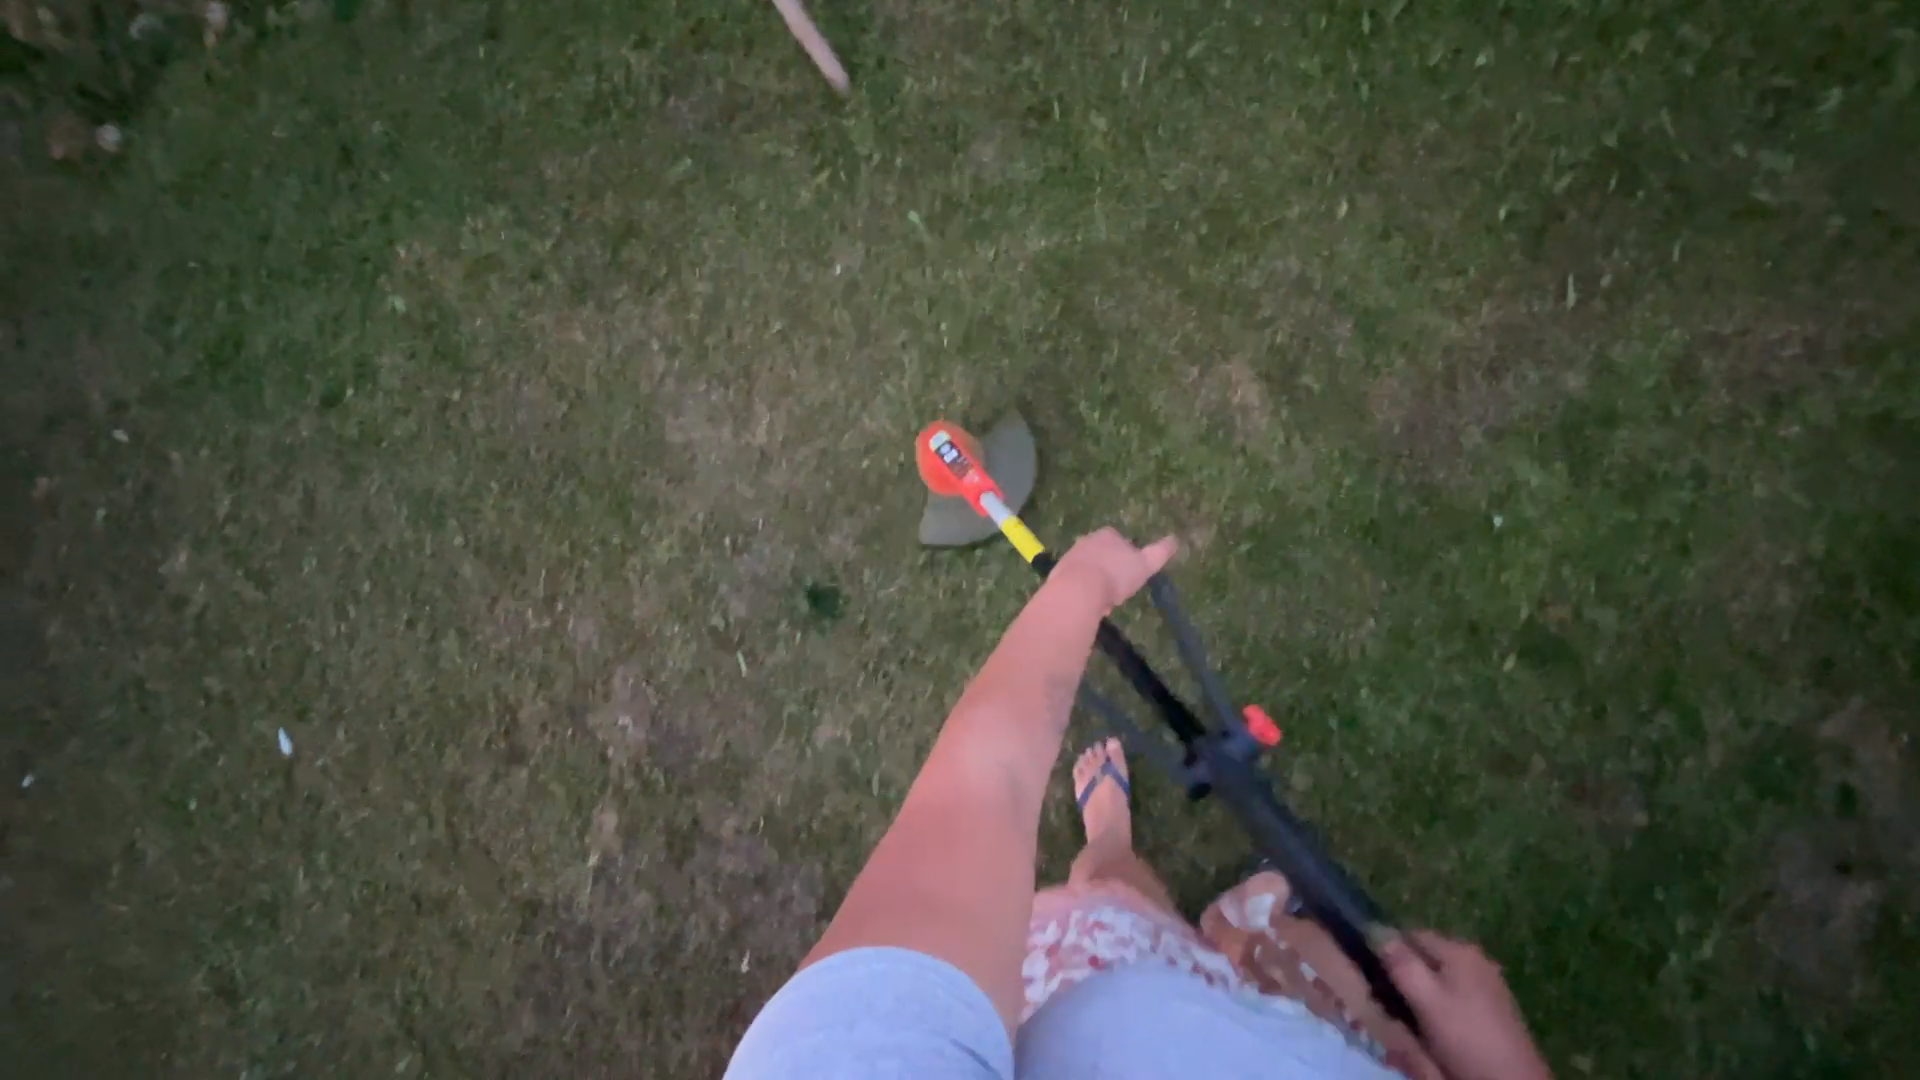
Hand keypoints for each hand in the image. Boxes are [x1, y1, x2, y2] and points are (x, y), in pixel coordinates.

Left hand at [1049, 528, 1178, 612]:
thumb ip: (1160, 552)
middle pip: (1101, 554)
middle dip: (1109, 570)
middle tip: (1118, 589)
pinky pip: (1074, 582)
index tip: (1131, 574)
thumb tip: (1175, 539)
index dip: (1127, 557)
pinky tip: (1089, 605)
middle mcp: (1085, 541)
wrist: (1078, 590)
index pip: (1119, 540)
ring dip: (1096, 583)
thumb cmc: (1115, 575)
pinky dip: (1082, 592)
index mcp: (1107, 535)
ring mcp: (1069, 557)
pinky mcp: (1057, 574)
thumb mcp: (1144, 564)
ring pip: (1087, 569)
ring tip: (1105, 602)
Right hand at [1383, 932, 1552, 1079]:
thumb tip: (1374, 928)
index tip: (1379, 980)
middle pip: (1425, 956)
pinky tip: (1441, 1030)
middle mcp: (1476, 959)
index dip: (1389, 953)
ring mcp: (1489, 983)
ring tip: (1416, 1022)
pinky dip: (1443, 1007)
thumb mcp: (1425, 999)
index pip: (1409, 934)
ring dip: (1423, 994)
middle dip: (1407, 976)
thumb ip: (1399, 962)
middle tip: (1396, 1006)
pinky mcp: (1495, 1007)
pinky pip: (1456, 995)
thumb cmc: (1465, 1037)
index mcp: (1459, 950)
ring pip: (1440, 978)